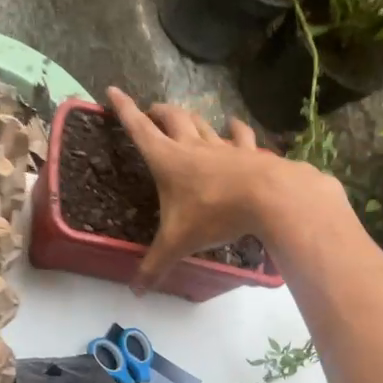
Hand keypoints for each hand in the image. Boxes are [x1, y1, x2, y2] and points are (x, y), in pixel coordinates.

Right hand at [104, 87, 337, 291]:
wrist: (271, 197)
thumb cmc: (214, 214)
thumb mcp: (177, 244)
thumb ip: (154, 266)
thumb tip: (135, 291)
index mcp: (167, 160)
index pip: (139, 130)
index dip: (123, 110)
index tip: (111, 91)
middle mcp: (192, 146)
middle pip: (172, 118)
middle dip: (157, 111)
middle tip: (150, 110)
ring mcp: (223, 147)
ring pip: (202, 123)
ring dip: (191, 118)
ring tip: (184, 117)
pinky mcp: (248, 153)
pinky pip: (238, 135)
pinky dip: (234, 129)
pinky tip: (234, 125)